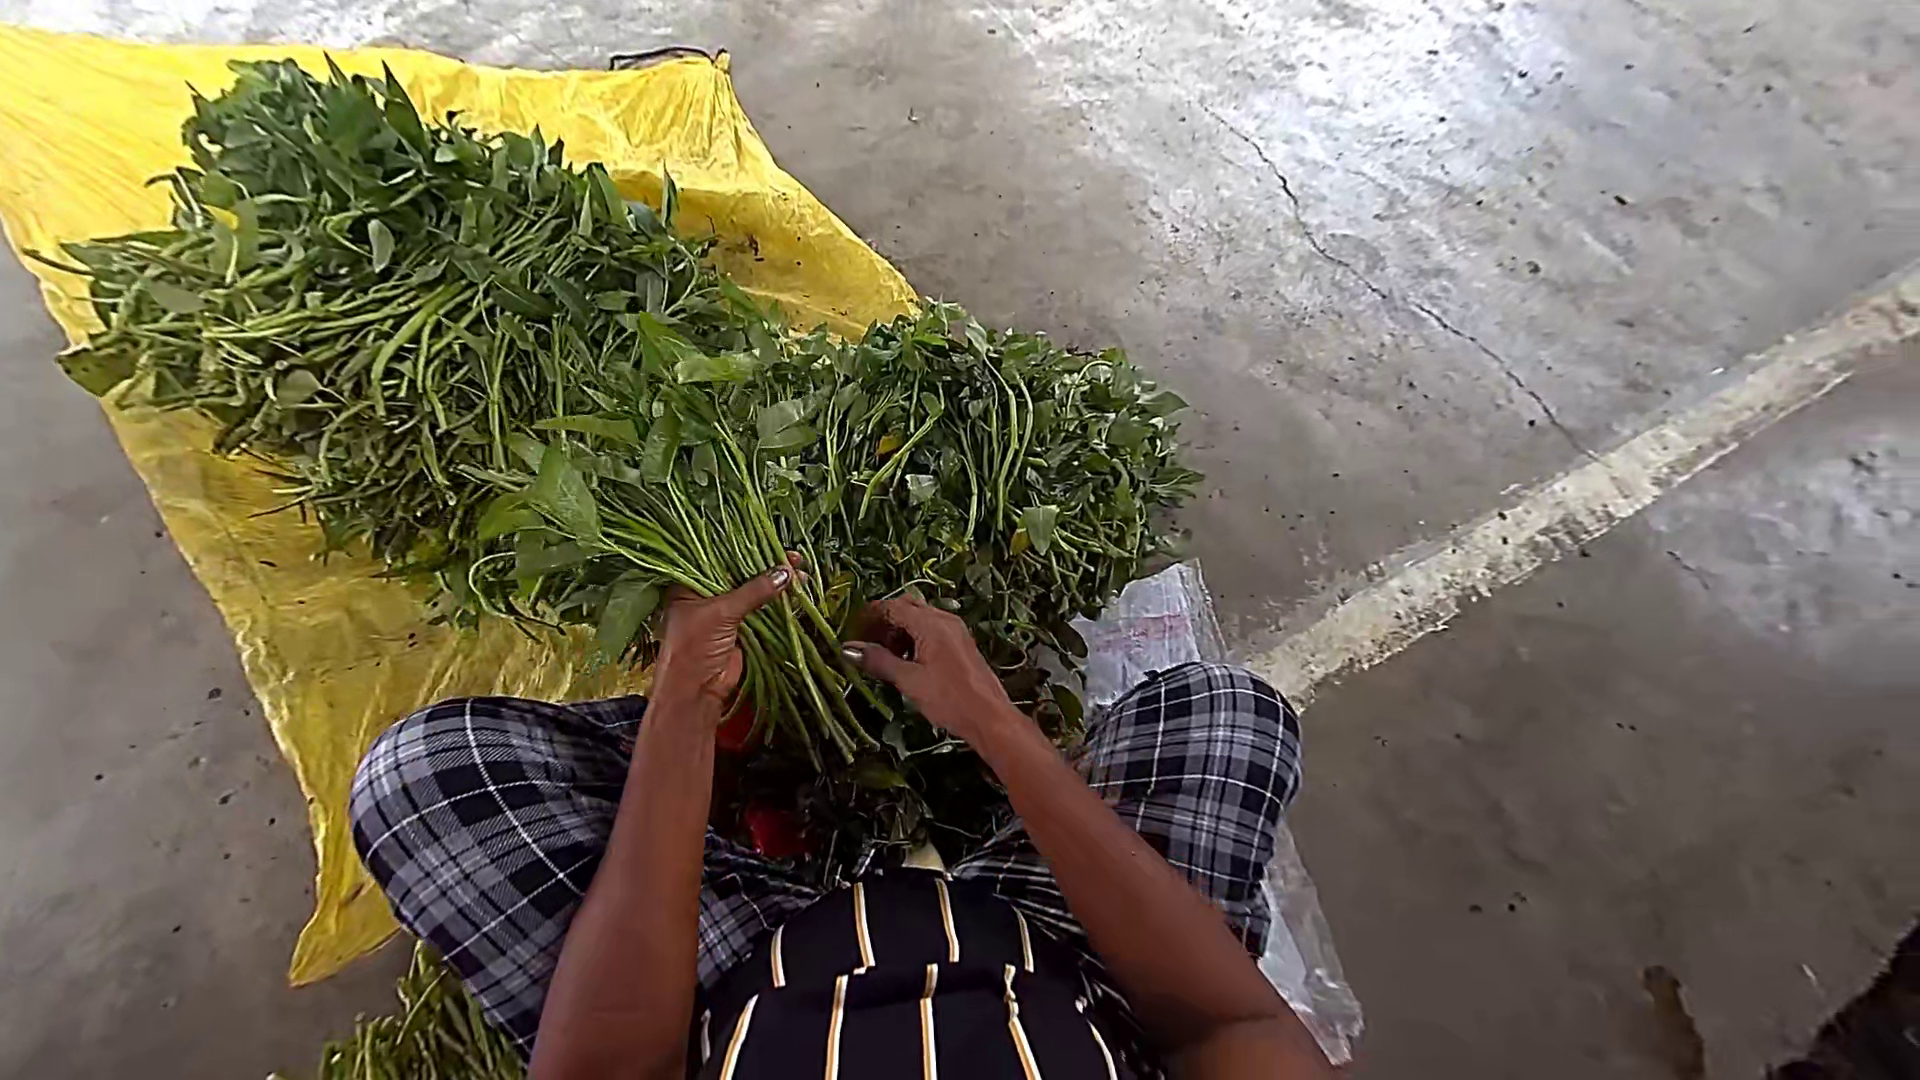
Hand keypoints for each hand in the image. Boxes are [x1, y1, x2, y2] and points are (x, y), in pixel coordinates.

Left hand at [651, 553, 802, 722]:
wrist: (697, 691)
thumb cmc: (693, 647)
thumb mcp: (721, 612)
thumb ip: (753, 591)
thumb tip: (784, 573)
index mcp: (689, 585)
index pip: (719, 557)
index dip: (746, 549)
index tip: (772, 543)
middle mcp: (707, 594)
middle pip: (741, 573)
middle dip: (768, 566)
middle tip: (793, 558)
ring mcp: (726, 611)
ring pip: (755, 591)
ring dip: (777, 583)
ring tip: (800, 573)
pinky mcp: (742, 626)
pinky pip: (763, 608)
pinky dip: (779, 601)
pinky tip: (795, 592)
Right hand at [841, 594, 1032, 746]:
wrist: (989, 717)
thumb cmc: (950, 699)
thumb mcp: (909, 681)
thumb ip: (879, 661)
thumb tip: (849, 649)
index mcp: (932, 624)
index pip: (893, 606)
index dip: (870, 615)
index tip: (852, 630)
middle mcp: (945, 620)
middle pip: (907, 607)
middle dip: (884, 621)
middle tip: (866, 641)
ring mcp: (955, 631)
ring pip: (920, 618)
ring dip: (899, 630)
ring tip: (884, 655)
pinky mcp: (960, 643)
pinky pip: (932, 630)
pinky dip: (914, 638)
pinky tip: (906, 661)